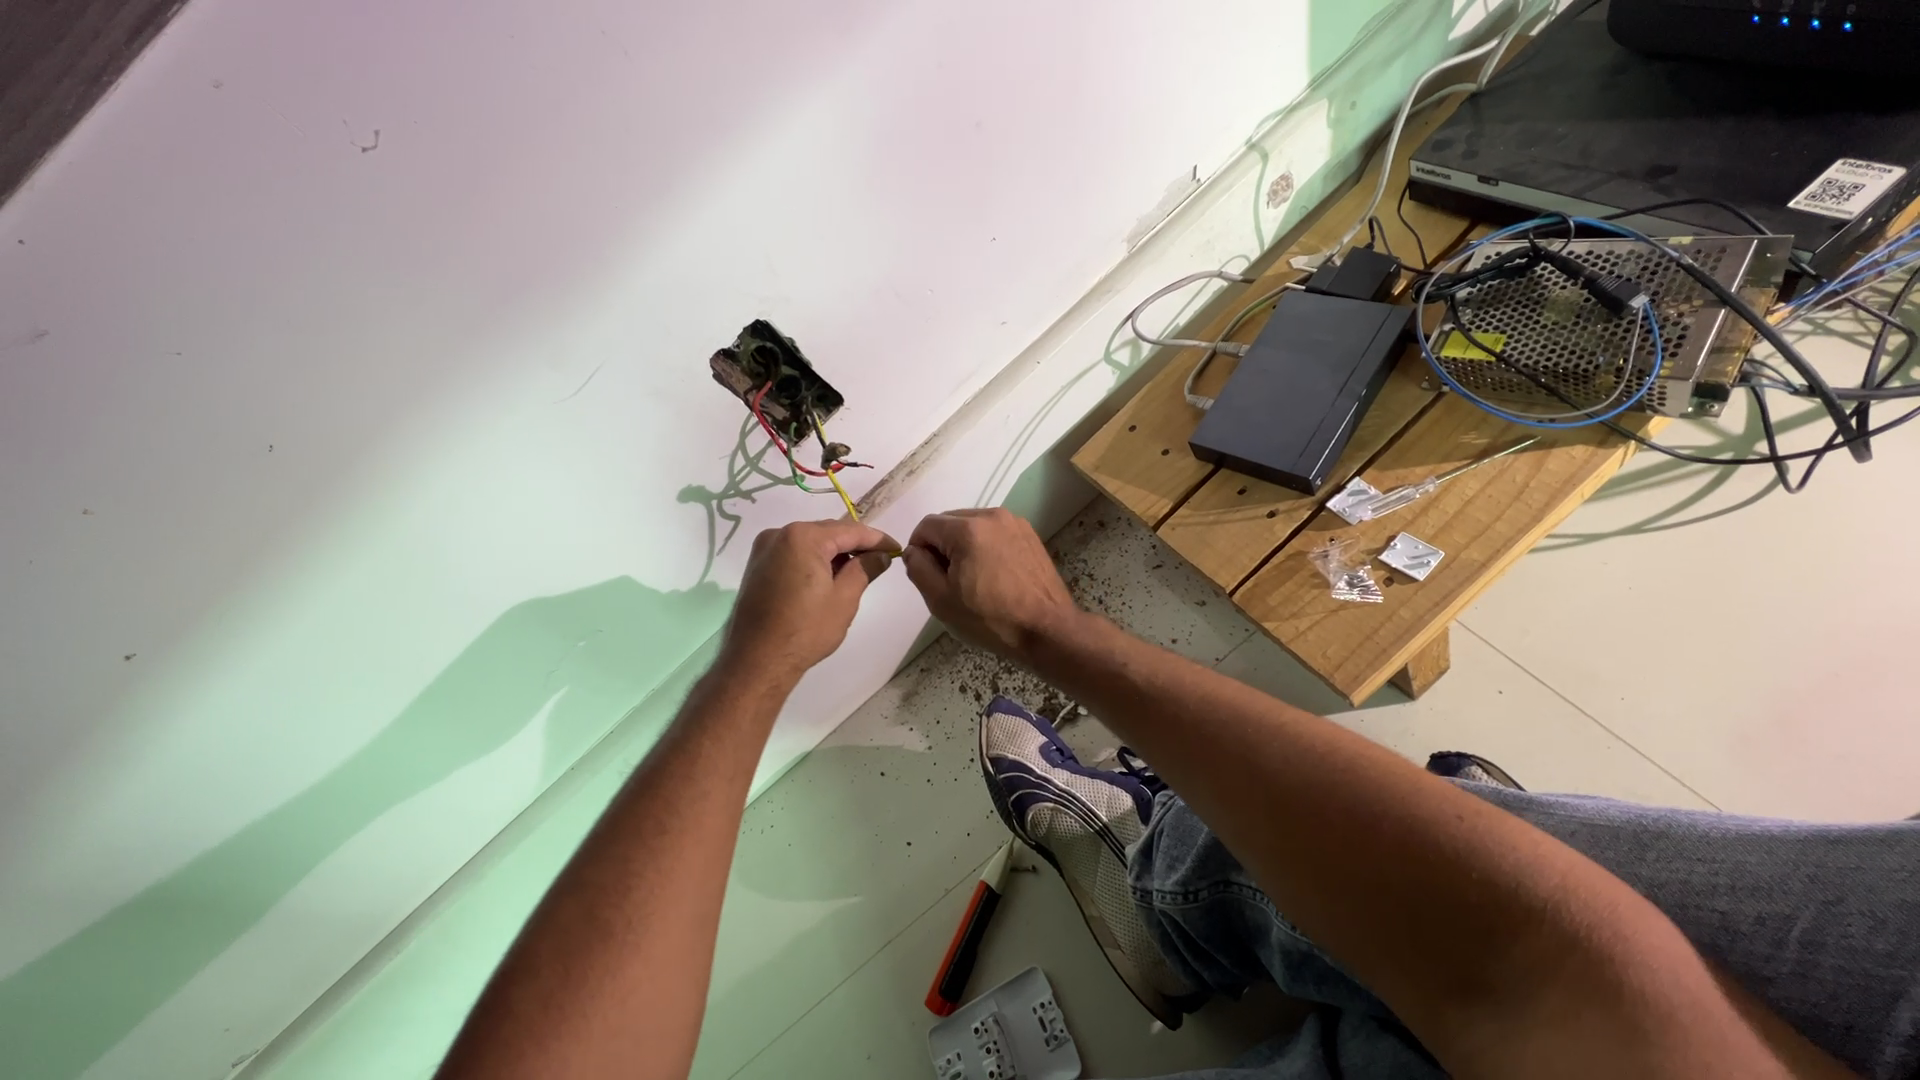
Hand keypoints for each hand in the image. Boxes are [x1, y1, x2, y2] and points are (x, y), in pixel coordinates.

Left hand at [719, 520, 898, 684]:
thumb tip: (881, 555)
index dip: (877, 539)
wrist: (757, 661)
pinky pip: (794, 554)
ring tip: (858, 570)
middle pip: (828, 532)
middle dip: (855, 544)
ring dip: (834, 553)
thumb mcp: (844, 599)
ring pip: (810, 542)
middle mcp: (779, 534)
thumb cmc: (805, 630)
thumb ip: (865, 569)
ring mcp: (764, 549)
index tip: (897, 548)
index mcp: (802, 537)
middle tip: (881, 559)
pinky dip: (814, 560)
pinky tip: (829, 577)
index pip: (850, 530)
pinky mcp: (757, 566)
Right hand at [901, 508, 1080, 661]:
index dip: (919, 550)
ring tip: (973, 580)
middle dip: (942, 547)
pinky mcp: (1029, 534)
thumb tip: (913, 551)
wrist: (1047, 630)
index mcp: (967, 529)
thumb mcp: (941, 600)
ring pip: (972, 526)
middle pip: (950, 522)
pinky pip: (994, 533)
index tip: (927, 576)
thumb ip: (918, 569)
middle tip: (950, 582)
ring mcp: (1014, 523)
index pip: (926, 526)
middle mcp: (992, 516)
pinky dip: (985, 547)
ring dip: (963, 546)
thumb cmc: (990, 619)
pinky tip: (993, 575)